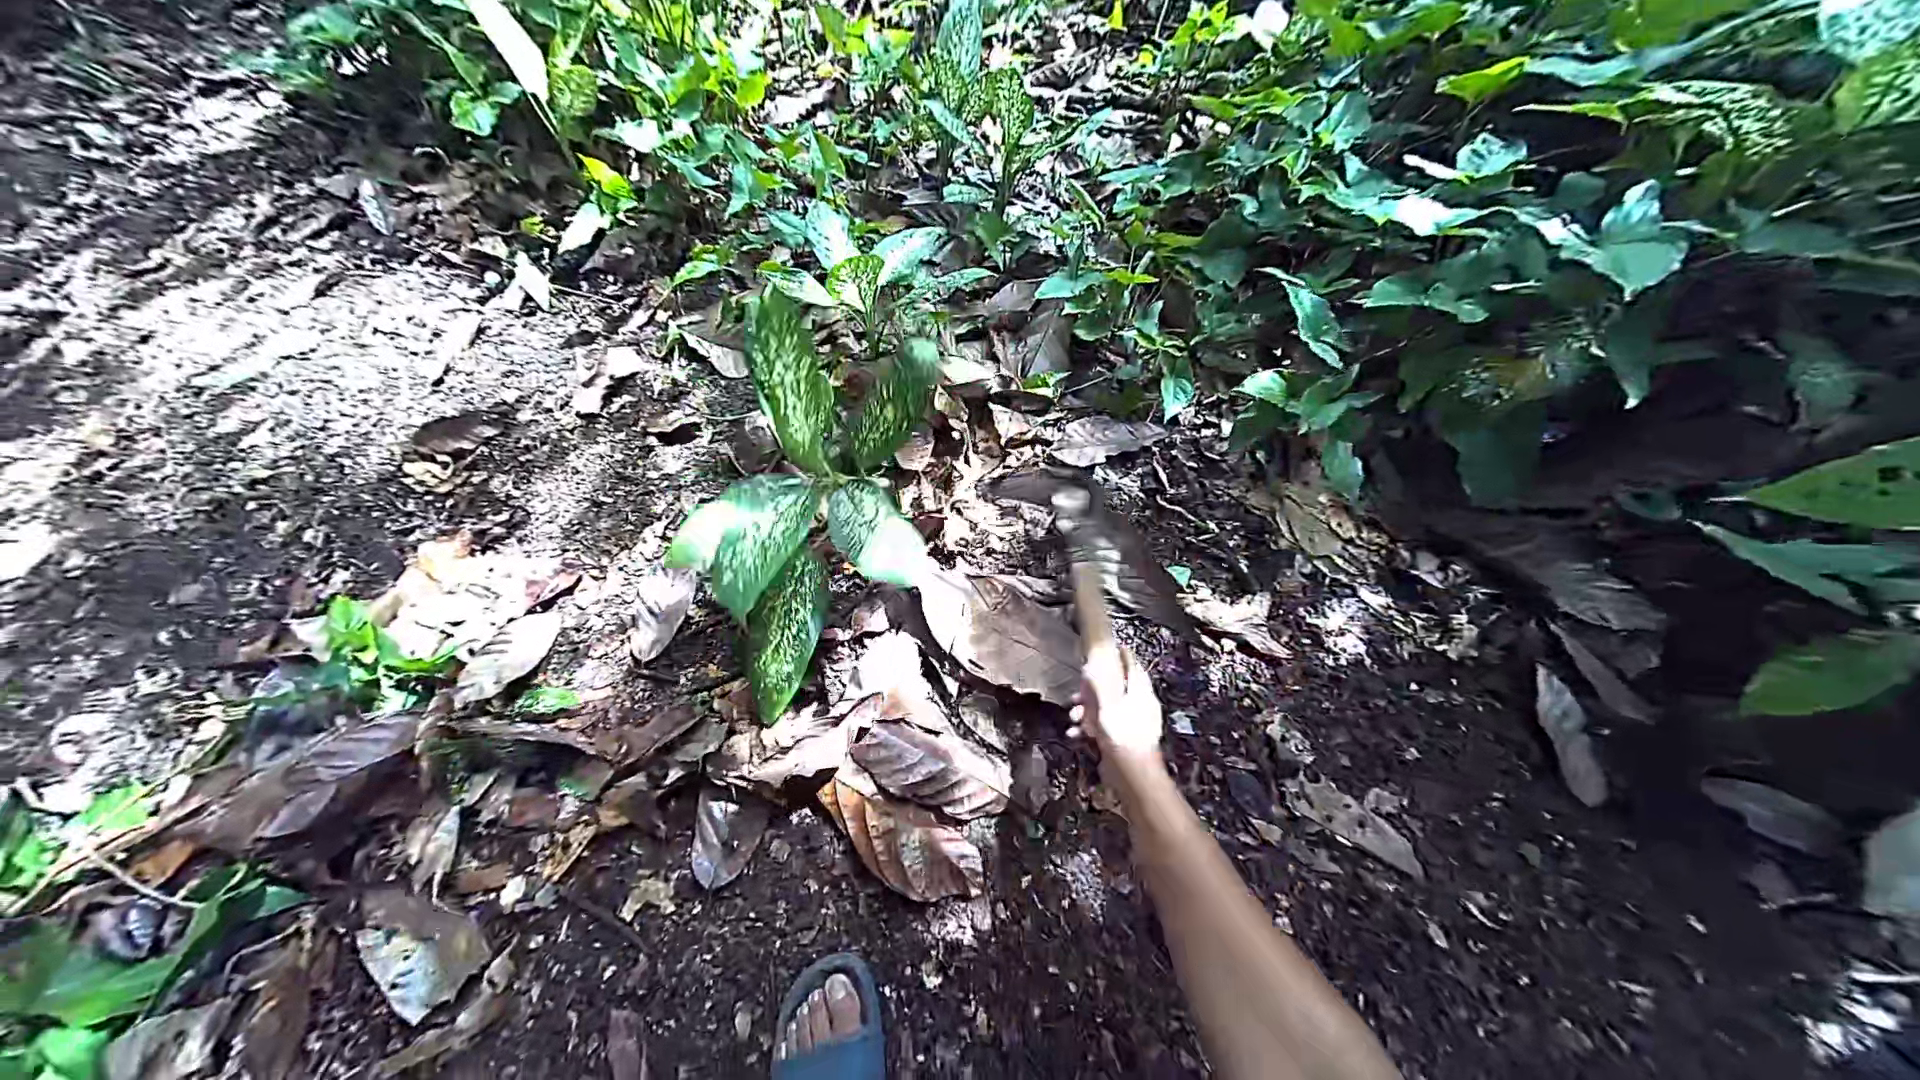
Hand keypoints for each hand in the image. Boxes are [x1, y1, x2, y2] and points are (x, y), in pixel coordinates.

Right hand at [1069, 644, 1163, 763]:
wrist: (1131, 774)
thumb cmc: (1123, 736)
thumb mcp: (1107, 705)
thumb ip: (1099, 685)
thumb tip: (1093, 667)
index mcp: (1140, 692)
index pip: (1132, 665)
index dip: (1121, 655)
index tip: (1109, 649)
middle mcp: (1138, 704)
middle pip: (1114, 686)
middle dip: (1092, 688)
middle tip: (1078, 691)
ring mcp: (1130, 722)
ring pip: (1104, 706)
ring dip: (1086, 709)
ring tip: (1074, 716)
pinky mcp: (1121, 737)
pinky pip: (1102, 725)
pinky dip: (1088, 726)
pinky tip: (1076, 732)